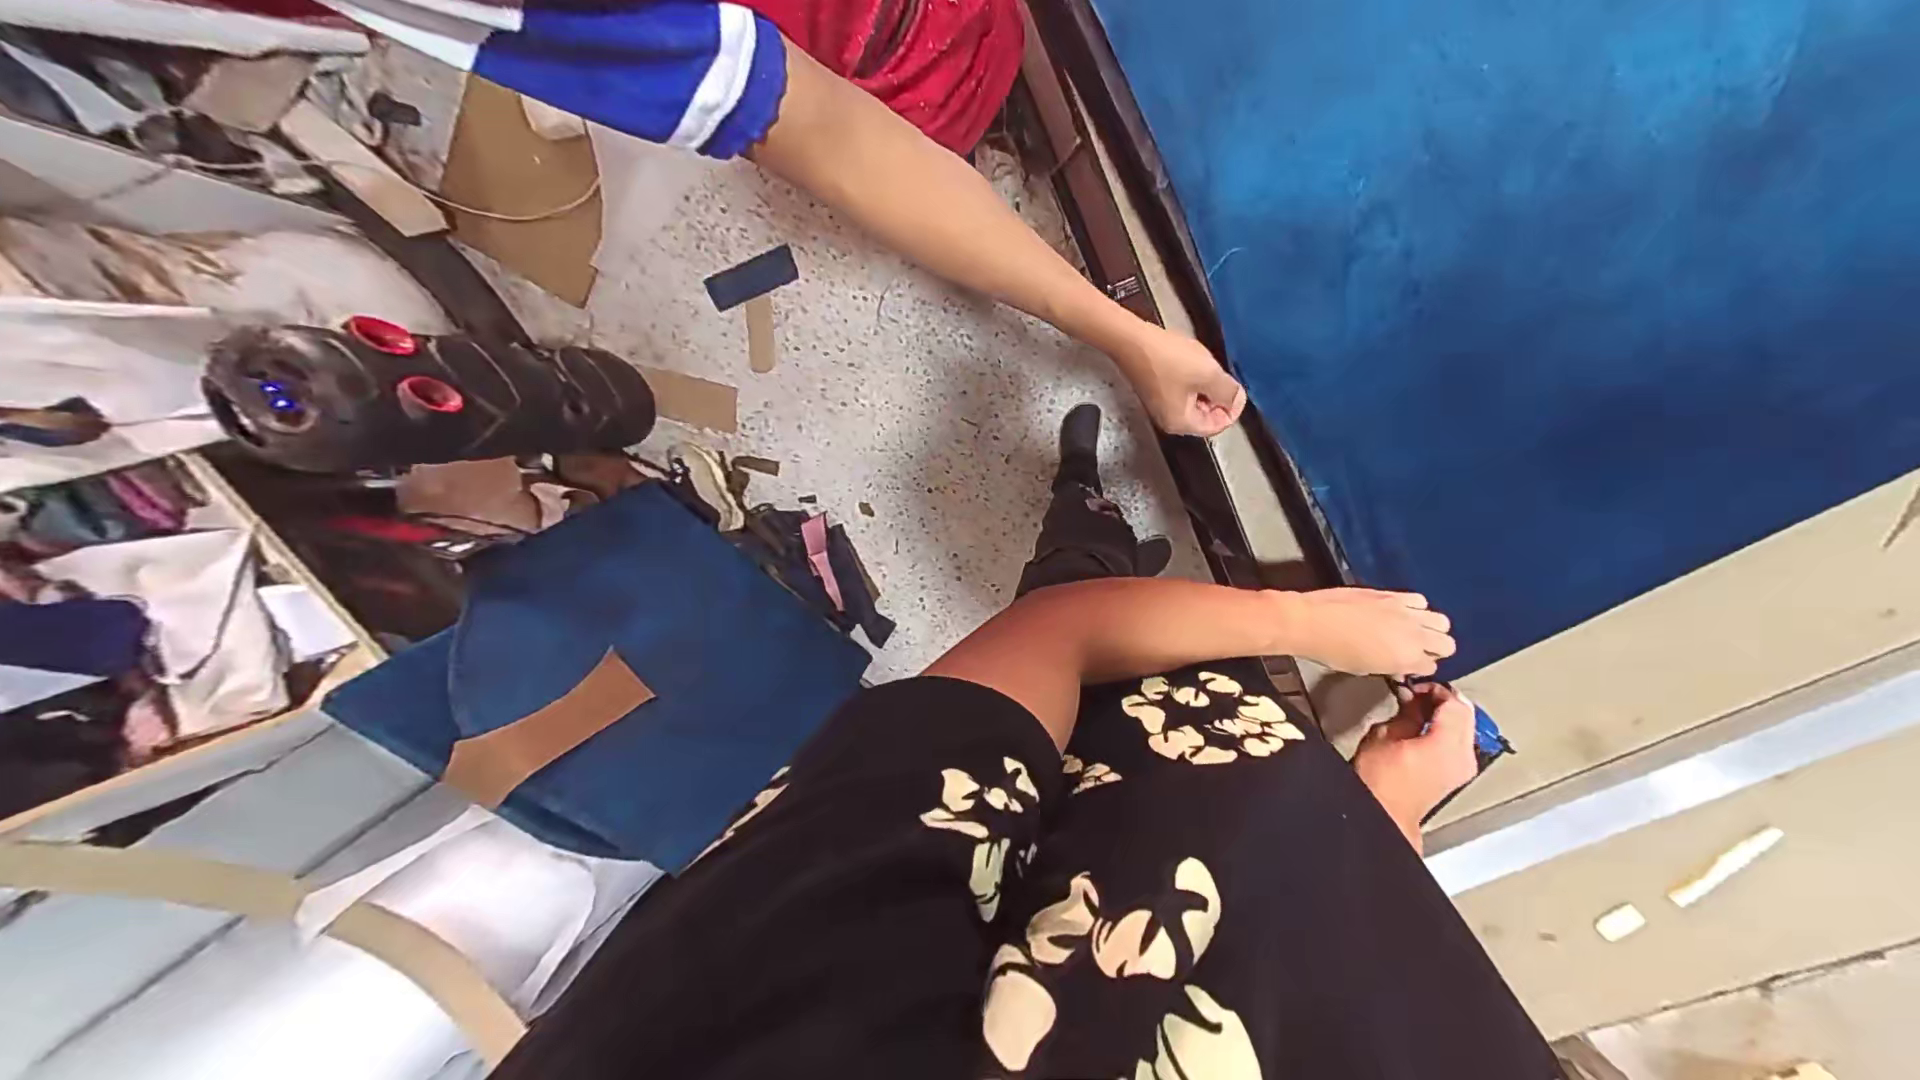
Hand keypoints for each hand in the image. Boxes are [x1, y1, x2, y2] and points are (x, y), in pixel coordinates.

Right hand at [1121, 324, 1246, 436]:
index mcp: (1182, 423)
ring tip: (1203, 366)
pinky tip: (1190, 364)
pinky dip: (1193, 381)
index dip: (1232, 407)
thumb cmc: (1166, 359)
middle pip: (1207, 416)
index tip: (1235, 386)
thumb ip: (1228, 392)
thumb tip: (1236, 401)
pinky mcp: (1156, 393)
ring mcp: (1161, 408)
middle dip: (1218, 396)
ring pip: (1196, 403)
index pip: (1218, 425)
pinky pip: (1183, 393)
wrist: (1133, 341)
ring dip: (1205, 386)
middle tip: (1218, 373)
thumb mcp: (1208, 374)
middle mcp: (1170, 421)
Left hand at [1276, 588, 1454, 676]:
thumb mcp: (1362, 668)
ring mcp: (1405, 612)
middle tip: (1414, 648)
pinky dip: (1414, 607)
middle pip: (1446, 643)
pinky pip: (1419, 599)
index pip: (1431, 666)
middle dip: (1433, 648)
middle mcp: (1414, 635)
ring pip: (1440, 621)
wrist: (1310, 621)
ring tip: (1409, 628)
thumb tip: (1396, 664)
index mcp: (1407, 659)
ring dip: (1428, 626)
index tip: (1406, 664)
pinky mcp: (1392, 594)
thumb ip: (1388, 666)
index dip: (1418, 666)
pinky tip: (1398, 610)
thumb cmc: (1330, 651)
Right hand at [1352, 684, 1479, 851]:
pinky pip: (1460, 741)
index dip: (1435, 689)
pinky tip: (1424, 727)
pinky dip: (1446, 728)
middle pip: (1466, 714)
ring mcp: (1465, 767)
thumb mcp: (1384, 735)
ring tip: (1418, 708)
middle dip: (1442, 700)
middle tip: (1417, 693)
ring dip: (1445, 714)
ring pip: (1466, 726)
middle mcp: (1465, 757)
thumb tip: (1413, 699)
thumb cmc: (1380, 780)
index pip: (1455, 704)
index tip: (1416, 685)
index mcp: (1448, 746)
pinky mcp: (1458, 773)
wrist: (1386, 812)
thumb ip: (1406, 713)